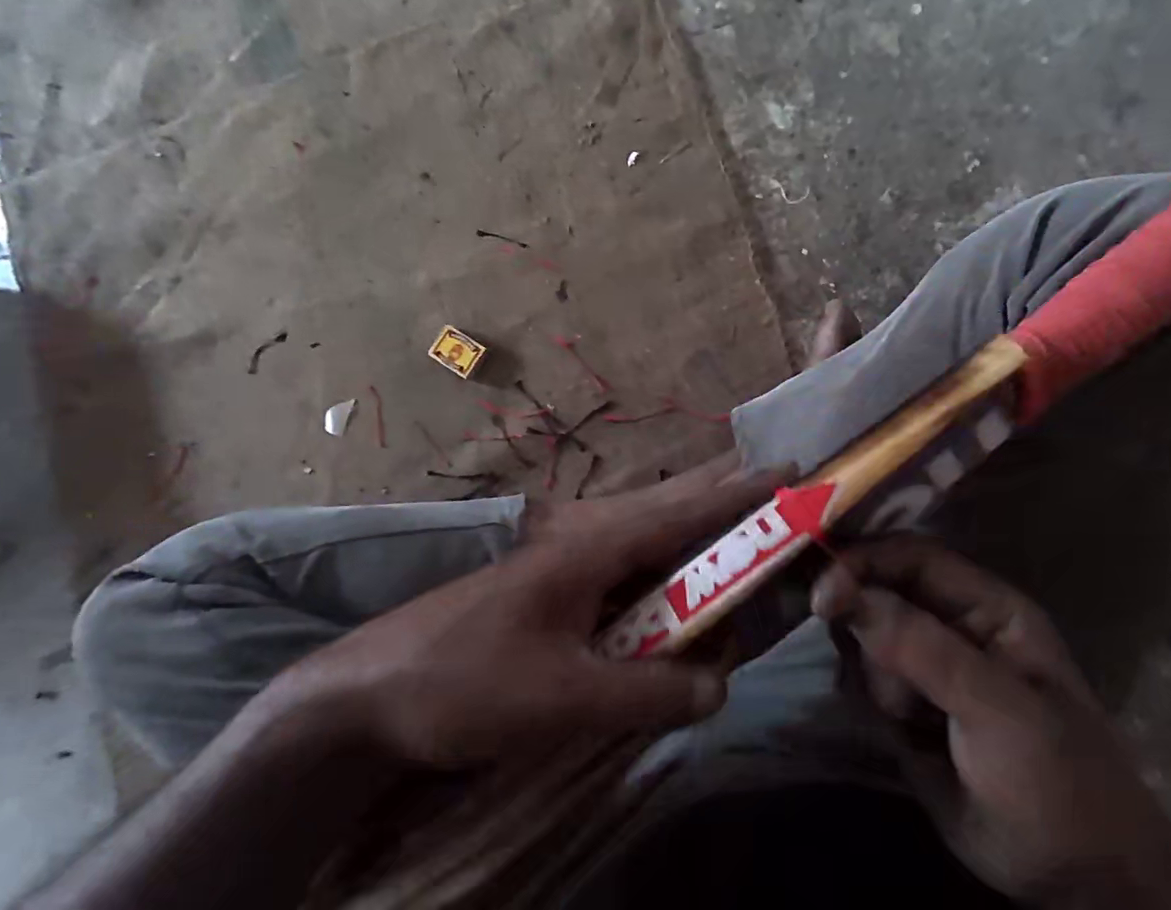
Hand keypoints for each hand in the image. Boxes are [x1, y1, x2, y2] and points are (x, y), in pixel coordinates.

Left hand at [262, 454, 789, 768]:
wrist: (374, 687)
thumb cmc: (466, 679)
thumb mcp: (564, 697)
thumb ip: (648, 693)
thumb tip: (719, 685)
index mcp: (591, 544)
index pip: (684, 508)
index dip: (742, 492)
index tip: (796, 472)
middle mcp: (582, 538)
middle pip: (668, 506)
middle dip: (727, 497)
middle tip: (784, 492)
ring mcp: (563, 561)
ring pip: (646, 536)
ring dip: (696, 532)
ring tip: (746, 535)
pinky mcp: (550, 590)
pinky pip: (624, 570)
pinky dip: (664, 571)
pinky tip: (678, 588)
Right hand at [811, 536, 1170, 899]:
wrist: (1075, 880)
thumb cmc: (1057, 781)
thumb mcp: (999, 709)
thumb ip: (923, 647)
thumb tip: (842, 594)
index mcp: (986, 607)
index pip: (911, 555)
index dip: (864, 561)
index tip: (823, 592)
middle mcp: (948, 623)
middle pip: (876, 587)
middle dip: (861, 622)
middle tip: (872, 668)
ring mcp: (921, 662)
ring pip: (861, 632)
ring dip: (870, 671)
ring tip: (908, 720)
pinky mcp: (899, 700)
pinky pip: (857, 673)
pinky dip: (861, 692)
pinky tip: (896, 726)